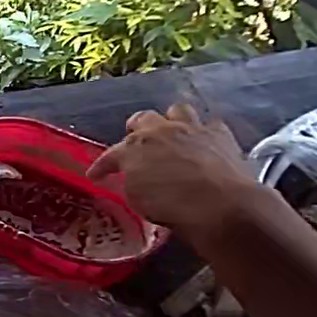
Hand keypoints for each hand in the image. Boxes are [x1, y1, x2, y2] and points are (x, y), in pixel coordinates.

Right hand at [89, 104, 267, 242]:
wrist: (221, 204)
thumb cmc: (172, 207)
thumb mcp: (138, 200)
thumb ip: (131, 182)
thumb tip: (132, 177)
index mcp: (134, 147)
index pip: (110, 155)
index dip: (101, 166)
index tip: (96, 176)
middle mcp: (160, 130)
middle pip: (143, 119)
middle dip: (135, 129)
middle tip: (133, 142)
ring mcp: (192, 128)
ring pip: (176, 110)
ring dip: (170, 120)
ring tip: (169, 132)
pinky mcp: (220, 134)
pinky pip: (209, 124)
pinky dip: (204, 132)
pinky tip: (203, 142)